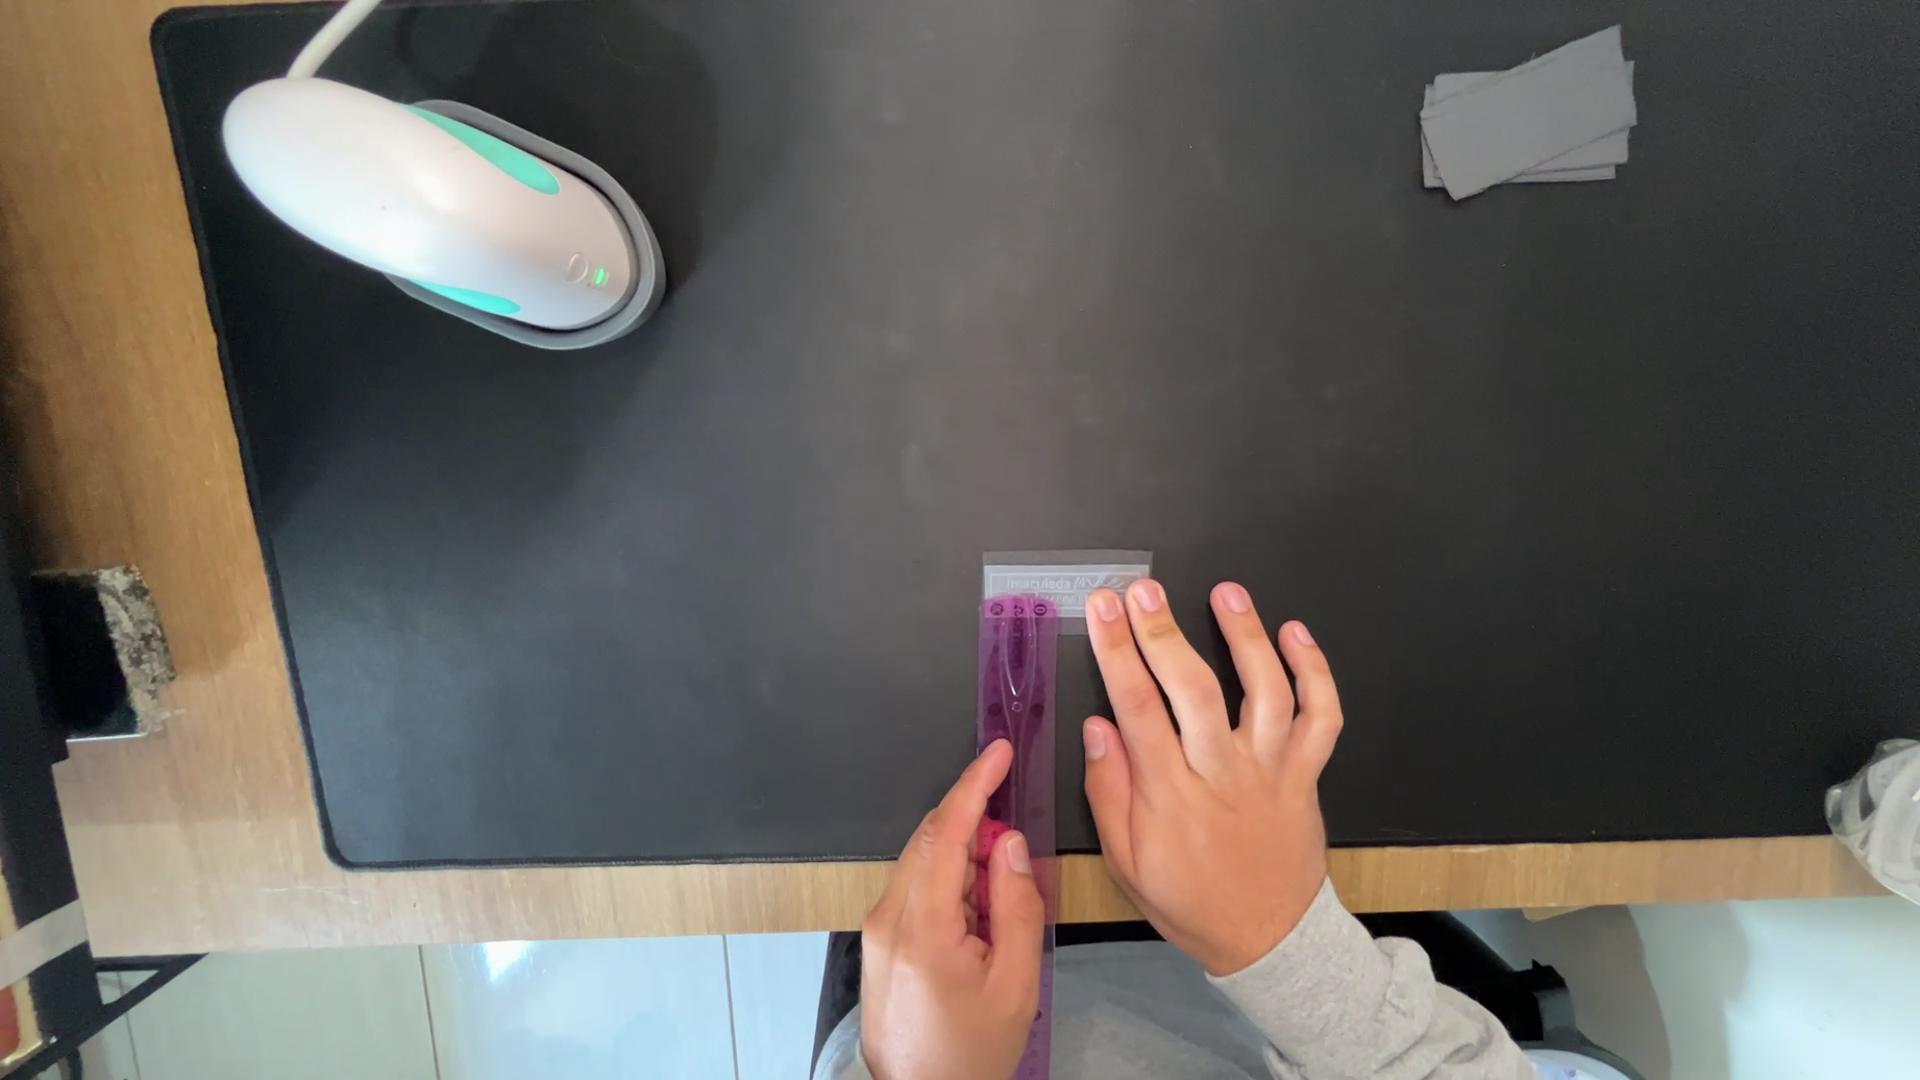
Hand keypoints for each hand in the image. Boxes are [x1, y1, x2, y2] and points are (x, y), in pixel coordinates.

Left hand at [860, 739, 1045, 1079]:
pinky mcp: (878, 933)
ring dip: (966, 862)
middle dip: (977, 829)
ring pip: (925, 859)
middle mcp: (887, 915)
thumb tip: (1009, 842)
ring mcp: (877, 923)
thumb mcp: (1015, 984)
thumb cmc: (970, 1052)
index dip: (973, 785)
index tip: (997, 752)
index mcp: (921, 928)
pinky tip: (975, 920)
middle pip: (932, 840)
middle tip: (1014, 861)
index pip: (945, 832)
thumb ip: (1018, 904)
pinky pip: (917, 883)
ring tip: (995, 914)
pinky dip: (951, 883)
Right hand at [1082, 580, 1343, 976]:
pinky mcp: (1306, 773)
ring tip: (1226, 592)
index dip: (1117, 651)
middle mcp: (1223, 773)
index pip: (1136, 707)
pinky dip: (1315, 671)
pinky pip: (1322, 717)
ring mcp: (1272, 769)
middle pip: (1194, 689)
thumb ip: (1109, 791)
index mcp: (1171, 794)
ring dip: (1246, 636)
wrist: (1272, 942)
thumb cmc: (1189, 899)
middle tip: (1144, 589)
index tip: (1103, 609)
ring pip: (1265, 692)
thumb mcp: (1126, 861)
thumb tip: (1098, 726)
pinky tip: (1296, 633)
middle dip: (1164, 631)